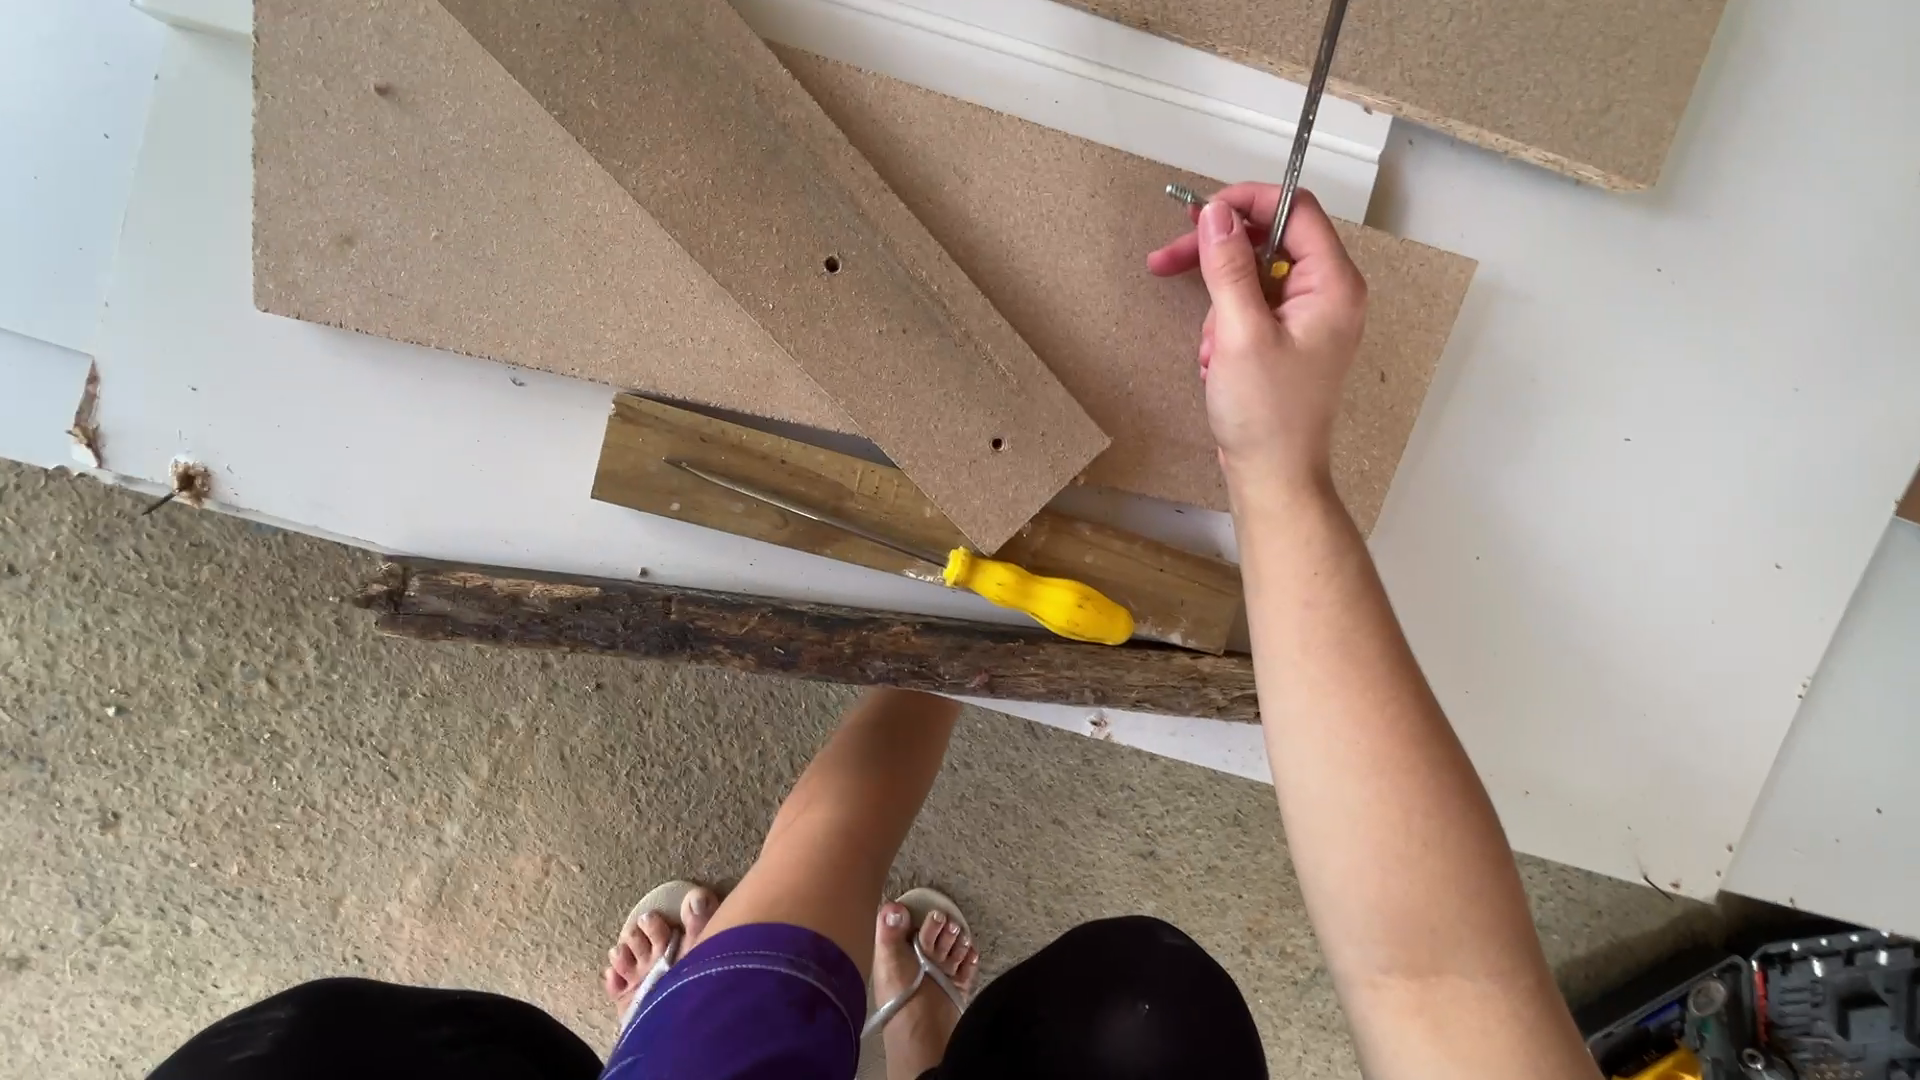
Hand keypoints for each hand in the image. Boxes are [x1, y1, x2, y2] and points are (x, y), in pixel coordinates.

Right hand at [1147, 184, 1366, 495]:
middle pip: (1266, 244)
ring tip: (1211, 353)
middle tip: (1165, 261)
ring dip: (1216, 309)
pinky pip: (1247, 313)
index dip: (1245, 203)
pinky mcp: (1285, 342)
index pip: (1295, 210)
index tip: (1198, 213)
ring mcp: (1305, 321)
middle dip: (1216, 259)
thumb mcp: (1239, 333)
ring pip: (1249, 281)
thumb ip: (1228, 267)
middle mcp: (1326, 295)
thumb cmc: (1266, 414)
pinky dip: (1222, 331)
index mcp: (1333, 284)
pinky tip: (1216, 365)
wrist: (1272, 474)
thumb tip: (1216, 213)